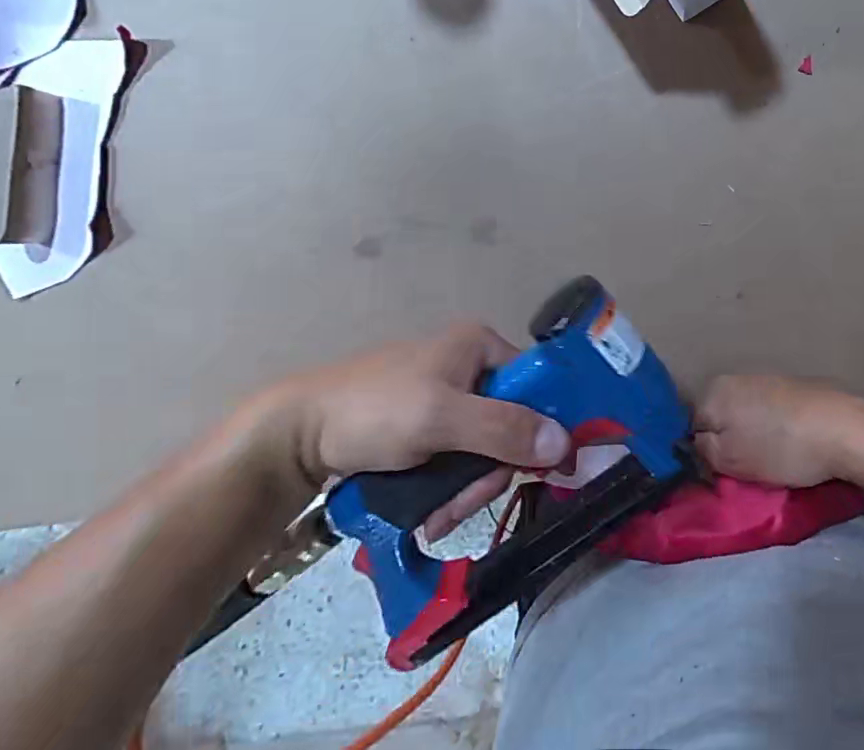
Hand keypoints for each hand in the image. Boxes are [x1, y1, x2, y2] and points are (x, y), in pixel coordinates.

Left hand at [250, 324, 571, 535]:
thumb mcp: (441, 418)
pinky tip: (432, 512)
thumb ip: (502, 429)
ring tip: (437, 517)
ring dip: (467, 490)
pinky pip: (459, 459)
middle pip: (511, 427)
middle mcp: (471, 367)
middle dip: (488, 473)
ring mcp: (449, 398)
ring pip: (485, 450)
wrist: (298, 435)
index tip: (529, 472)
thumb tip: (565, 442)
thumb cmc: (374, 412)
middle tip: (461, 504)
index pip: (536, 386)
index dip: (540, 429)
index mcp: (480, 346)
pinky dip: (450, 488)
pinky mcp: (429, 427)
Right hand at [693, 374, 863, 487]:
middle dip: (729, 442)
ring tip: (773, 459)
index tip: (722, 473)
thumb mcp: (730, 461)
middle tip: (747, 470)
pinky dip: (777, 429)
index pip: (692, 426)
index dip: (705, 453)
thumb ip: (702, 451)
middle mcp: (735, 377)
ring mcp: (767, 379)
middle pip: (720, 418)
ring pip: (746, 415)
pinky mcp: (794, 387)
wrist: (845, 430)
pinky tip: (792, 444)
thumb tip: (697, 443)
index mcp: (713, 390)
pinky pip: (772, 413)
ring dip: (753, 436)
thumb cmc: (780, 448)